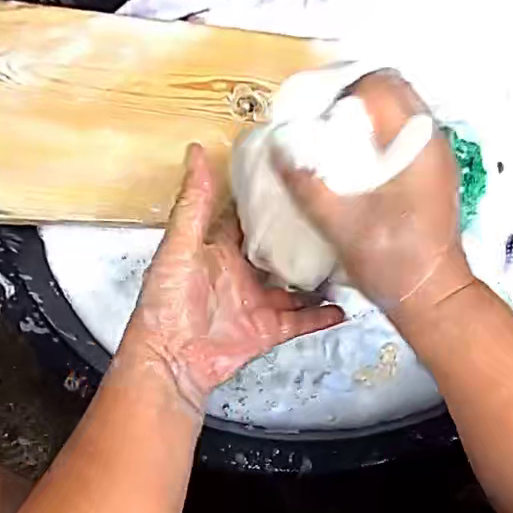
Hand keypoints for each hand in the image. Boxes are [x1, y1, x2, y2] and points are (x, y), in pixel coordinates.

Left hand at [120, 145, 345, 411]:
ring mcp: (255, 304)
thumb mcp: (180, 245)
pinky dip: (321, 316)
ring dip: (317, 277)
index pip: (246, 219)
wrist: (171, 360)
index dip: (267, 201)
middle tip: (334, 218)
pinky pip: (299, 322)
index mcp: (217, 250)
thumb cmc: (166, 303)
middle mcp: (239, 274)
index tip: (295, 179)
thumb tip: (195, 152)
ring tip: (346, 259)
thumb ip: (193, 202)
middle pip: (277, 252)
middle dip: (301, 239)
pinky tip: (342, 306)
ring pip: (294, 287)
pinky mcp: (267, 331)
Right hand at [278, 71, 475, 314]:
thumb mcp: (342, 226)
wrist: (432, 297)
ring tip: (330, 148)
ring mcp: (433, 159)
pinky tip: (351, 169)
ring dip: (362, 122)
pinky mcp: (429, 176)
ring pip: (395, 115)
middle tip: (319, 128)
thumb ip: (308, 186)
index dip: (342, 92)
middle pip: (390, 93)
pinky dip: (373, 142)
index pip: (380, 84)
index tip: (316, 118)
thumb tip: (279, 151)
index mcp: (417, 143)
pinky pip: (399, 140)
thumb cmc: (395, 263)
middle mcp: (432, 141)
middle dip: (350, 102)